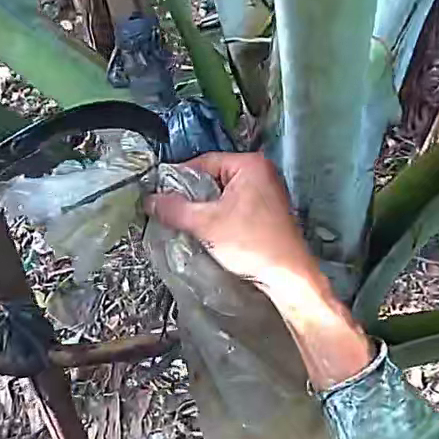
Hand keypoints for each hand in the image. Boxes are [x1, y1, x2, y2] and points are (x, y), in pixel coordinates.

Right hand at [144, 152, 325, 299]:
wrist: (288, 275)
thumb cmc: (253, 244)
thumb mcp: (205, 224)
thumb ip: (175, 209)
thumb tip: (151, 200)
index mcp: (250, 165)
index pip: (203, 162)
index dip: (179, 178)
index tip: (161, 194)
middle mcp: (262, 173)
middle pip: (214, 178)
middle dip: (193, 196)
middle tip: (172, 212)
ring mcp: (268, 193)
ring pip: (224, 195)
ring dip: (206, 209)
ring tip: (189, 224)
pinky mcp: (268, 213)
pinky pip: (236, 207)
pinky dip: (221, 217)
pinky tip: (210, 232)